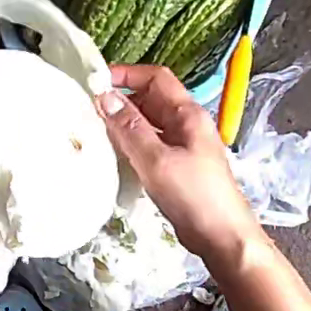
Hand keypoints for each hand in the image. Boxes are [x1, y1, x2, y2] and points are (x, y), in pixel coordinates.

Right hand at [97, 64, 264, 264]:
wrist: (221, 236)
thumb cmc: (193, 195)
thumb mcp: (157, 160)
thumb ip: (130, 128)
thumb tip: (104, 96)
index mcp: (187, 114)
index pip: (156, 78)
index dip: (127, 74)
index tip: (96, 81)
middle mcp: (186, 124)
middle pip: (151, 98)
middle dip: (121, 98)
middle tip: (89, 107)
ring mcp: (182, 145)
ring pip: (148, 122)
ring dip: (124, 121)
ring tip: (95, 128)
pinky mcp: (176, 165)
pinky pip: (149, 143)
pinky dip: (130, 142)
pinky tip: (113, 152)